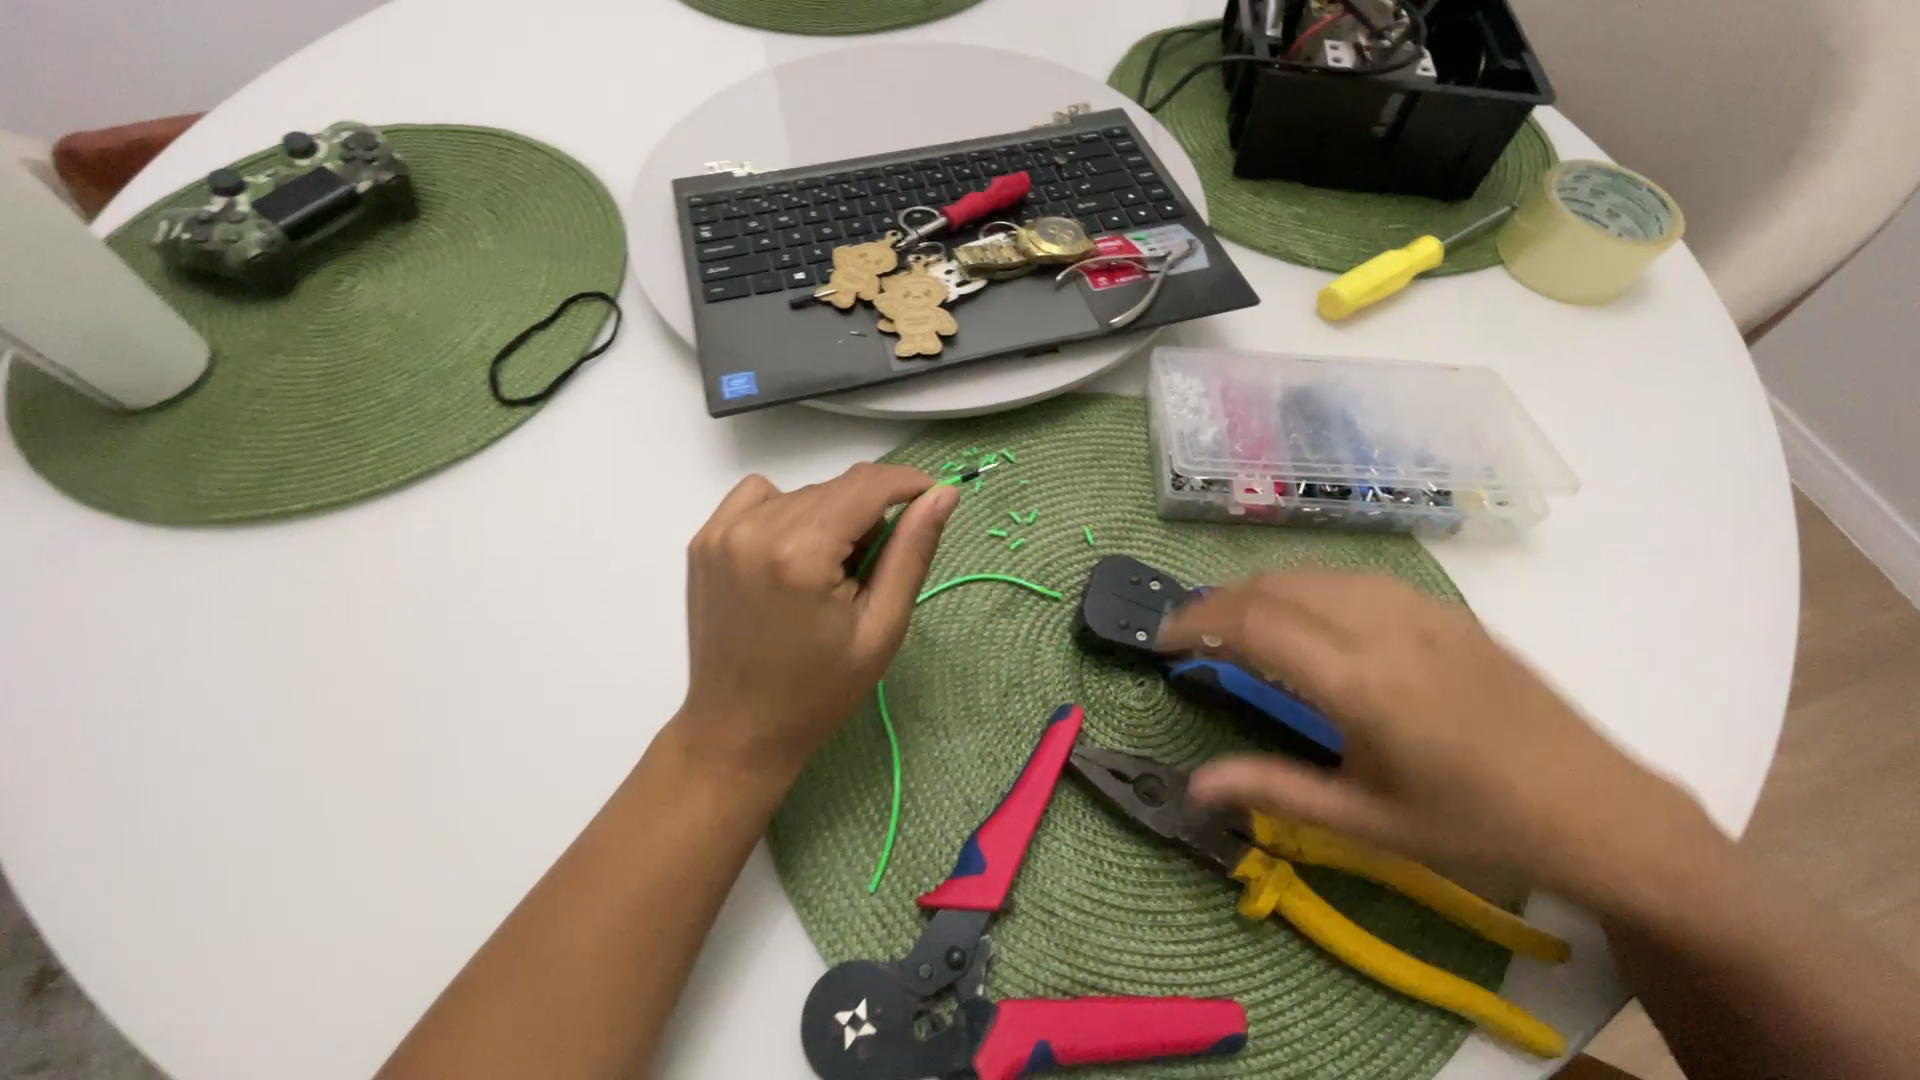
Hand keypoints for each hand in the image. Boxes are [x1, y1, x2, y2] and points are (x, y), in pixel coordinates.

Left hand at [676, 463, 960, 780]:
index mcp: (801, 553)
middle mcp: (755, 528)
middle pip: (836, 488)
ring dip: (831, 517)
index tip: (933, 498)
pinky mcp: (704, 540)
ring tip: (829, 574)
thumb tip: (943, 494)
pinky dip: (788, 512)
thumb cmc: (819, 691)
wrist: (739, 729)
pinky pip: (760, 497)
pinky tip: (793, 556)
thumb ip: (912, 552)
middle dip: (870, 514)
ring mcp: (722, 532)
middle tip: (872, 570)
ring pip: (803, 493)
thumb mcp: (882, 628)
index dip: (908, 484)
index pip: (867, 485)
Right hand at [1158, 573, 1718, 907]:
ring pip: (1315, 574)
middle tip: (1187, 632)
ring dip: (1261, 589)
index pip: (1254, 624)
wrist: (1597, 809)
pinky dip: (1307, 587)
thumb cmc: (1474, 825)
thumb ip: (1273, 789)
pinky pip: (1356, 579)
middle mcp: (1387, 630)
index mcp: (1362, 684)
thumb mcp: (1366, 821)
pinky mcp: (1447, 611)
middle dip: (1219, 601)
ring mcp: (1422, 612)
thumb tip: (1192, 786)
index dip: (1196, 623)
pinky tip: (1303, 616)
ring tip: (1233, 621)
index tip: (1162, 640)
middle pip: (1277, 586)